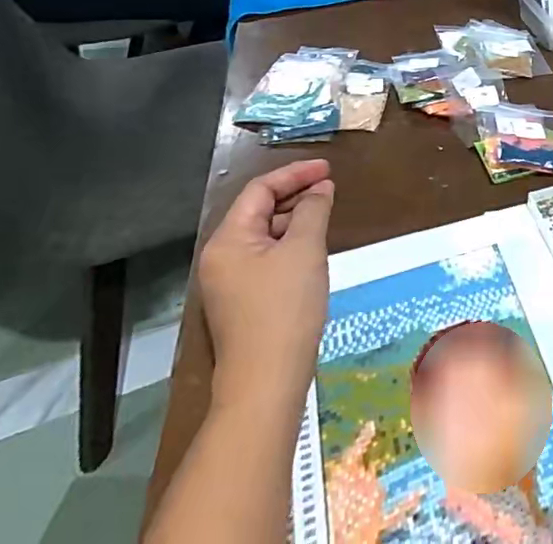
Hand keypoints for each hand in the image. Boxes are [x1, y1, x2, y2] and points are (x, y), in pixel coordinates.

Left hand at [198, 160, 334, 406]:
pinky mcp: (243, 303)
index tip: (328, 169)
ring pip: (264, 236)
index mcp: (227, 239)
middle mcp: (221, 257)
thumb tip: (320, 188)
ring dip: (294, 221)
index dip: (295, 174)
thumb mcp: (305, 251)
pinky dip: (290, 246)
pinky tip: (312, 250)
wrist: (267, 383)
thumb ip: (313, 211)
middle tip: (330, 190)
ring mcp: (230, 282)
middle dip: (295, 196)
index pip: (259, 190)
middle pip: (258, 211)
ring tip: (326, 215)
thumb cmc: (285, 308)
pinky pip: (266, 259)